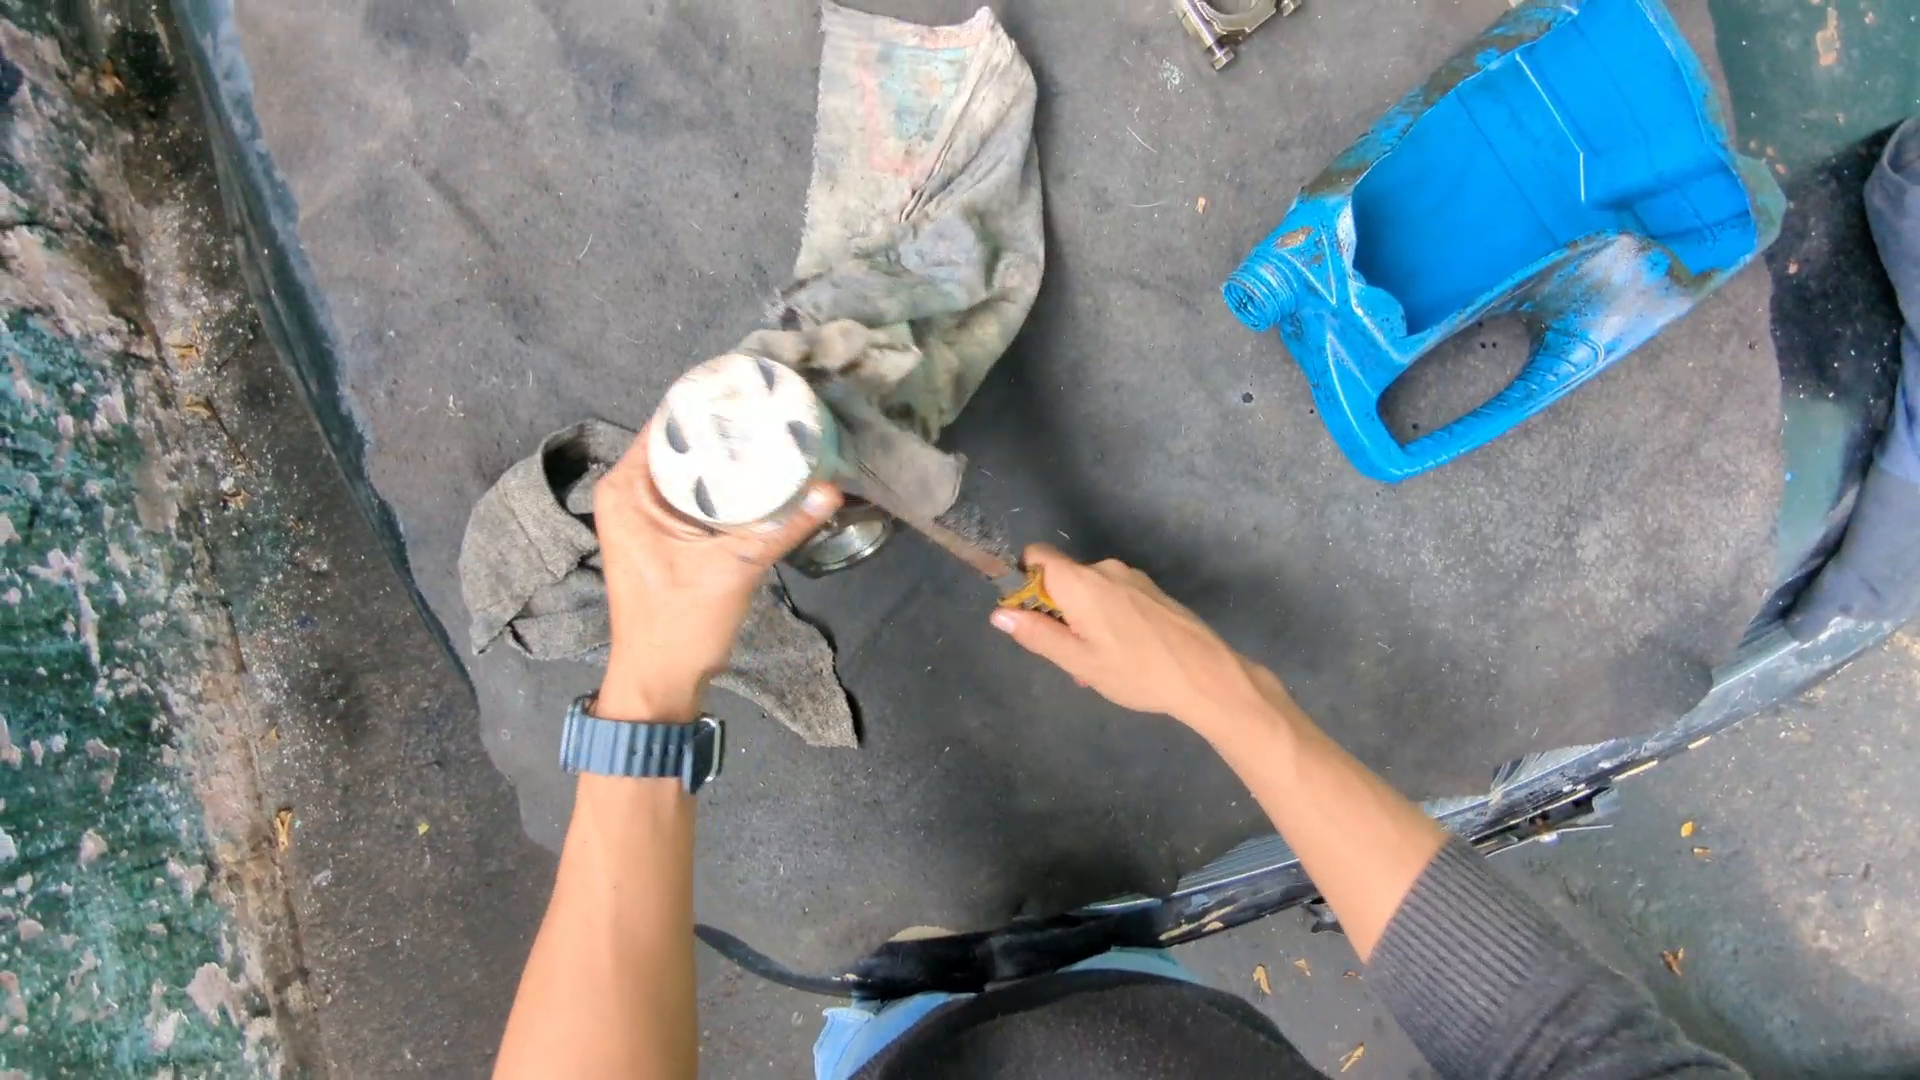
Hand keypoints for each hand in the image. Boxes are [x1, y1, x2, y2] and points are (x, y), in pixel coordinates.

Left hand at [592, 424, 841, 719]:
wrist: (660, 678)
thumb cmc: (680, 623)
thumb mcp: (733, 568)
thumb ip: (782, 527)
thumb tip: (832, 490)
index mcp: (627, 489)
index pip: (668, 423)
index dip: (709, 399)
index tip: (753, 383)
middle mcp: (629, 492)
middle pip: (682, 441)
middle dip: (726, 425)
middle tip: (776, 406)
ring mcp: (646, 513)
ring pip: (692, 467)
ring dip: (728, 454)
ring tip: (775, 430)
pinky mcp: (665, 532)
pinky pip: (697, 492)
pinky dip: (727, 482)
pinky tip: (764, 473)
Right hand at [990, 545, 1271, 729]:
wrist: (1206, 675)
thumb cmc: (1136, 671)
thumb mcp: (1079, 660)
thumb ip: (1037, 634)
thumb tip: (1000, 613)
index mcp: (1080, 582)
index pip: (1036, 555)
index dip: (1024, 580)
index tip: (1031, 616)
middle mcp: (1104, 569)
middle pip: (1063, 578)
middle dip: (1058, 612)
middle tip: (1070, 657)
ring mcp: (1132, 578)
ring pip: (1090, 591)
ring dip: (1084, 621)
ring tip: (1100, 664)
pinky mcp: (1152, 590)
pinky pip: (1114, 597)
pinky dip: (1108, 619)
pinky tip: (1125, 655)